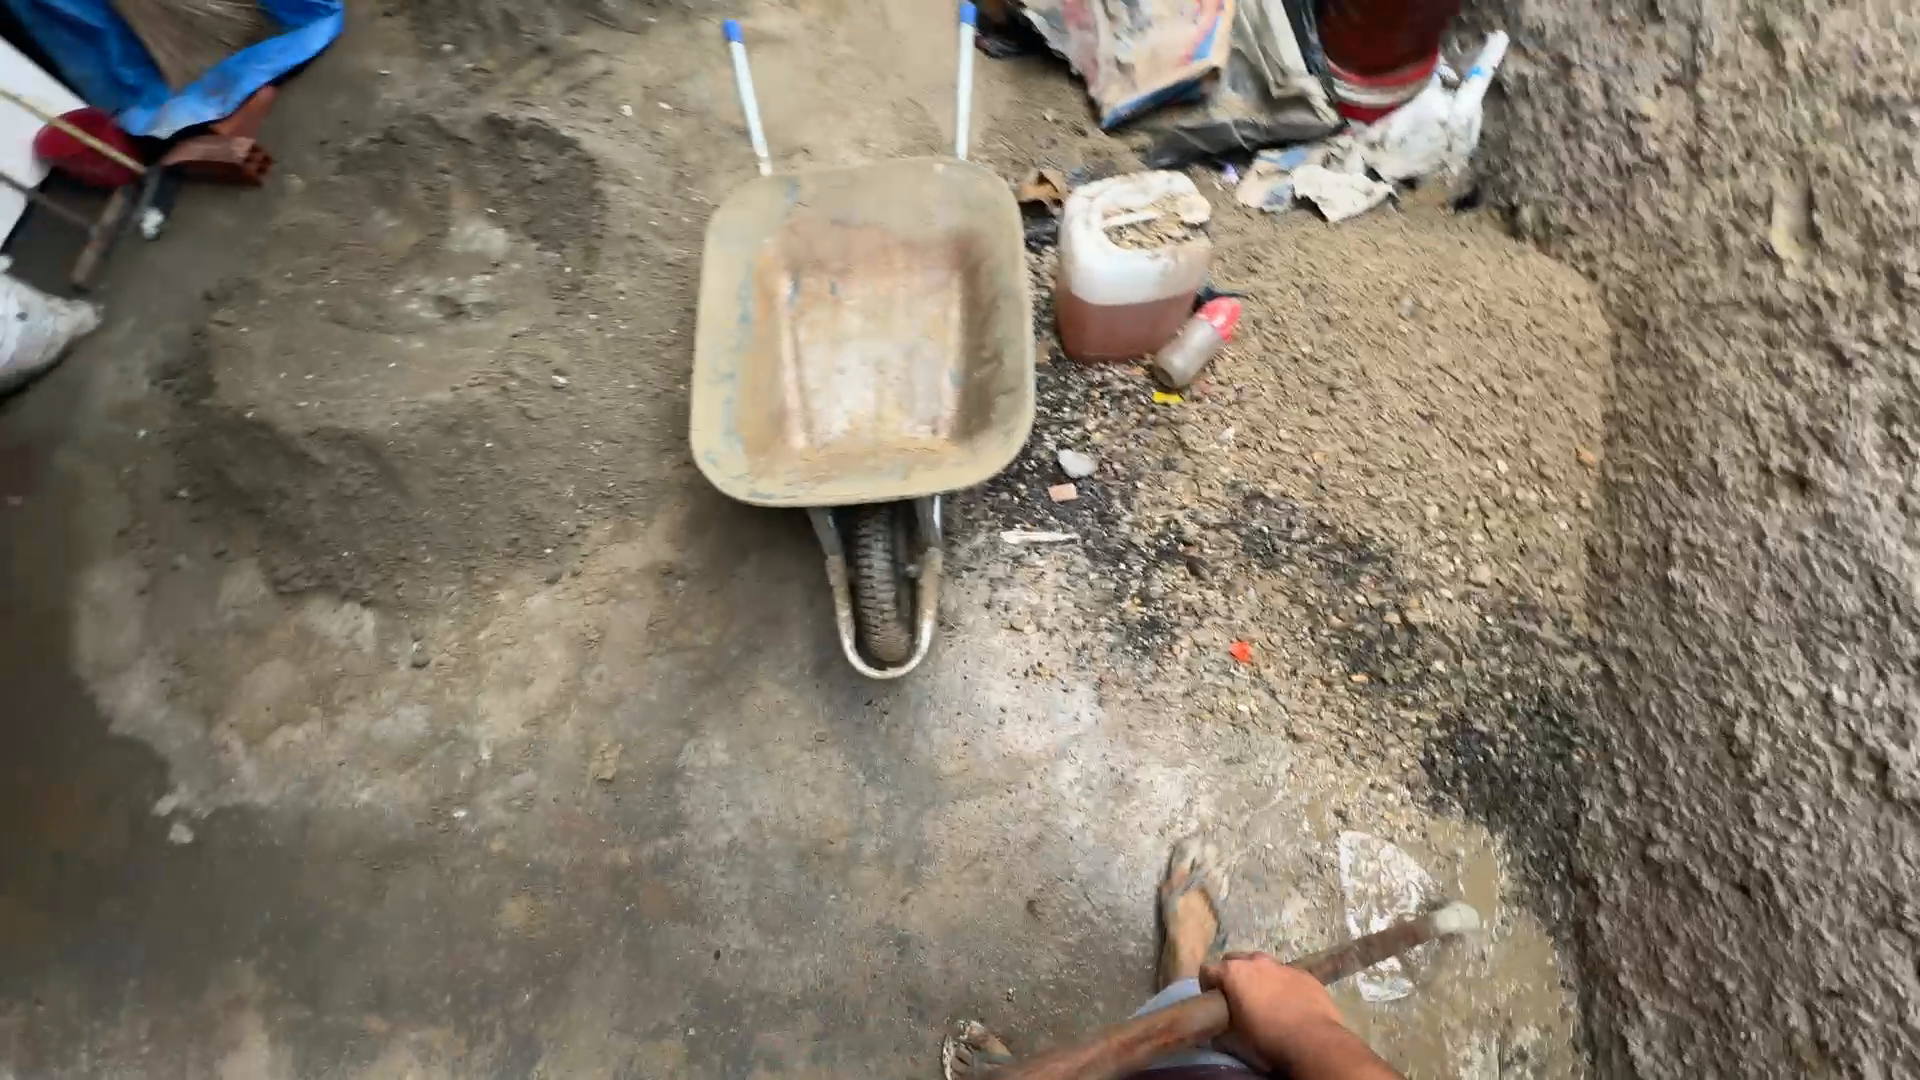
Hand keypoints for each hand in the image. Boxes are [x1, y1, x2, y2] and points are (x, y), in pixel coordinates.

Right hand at [1198, 952, 1347, 1071]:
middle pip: (1234, 961)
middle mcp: (1255, 961)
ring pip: (1262, 965)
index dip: (1207, 987)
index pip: (1206, 970)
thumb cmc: (1270, 1041)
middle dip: (1233, 976)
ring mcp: (1282, 965)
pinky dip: (1284, 986)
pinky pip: (1287, 975)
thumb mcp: (1237, 1043)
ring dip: (1260, 978)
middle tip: (1239, 1000)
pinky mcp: (1305, 974)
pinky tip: (1291, 1005)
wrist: (1316, 1045)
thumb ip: (1220, 1033)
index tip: (1214, 1002)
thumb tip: (1216, 1034)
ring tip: (1268, 1002)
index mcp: (1233, 973)